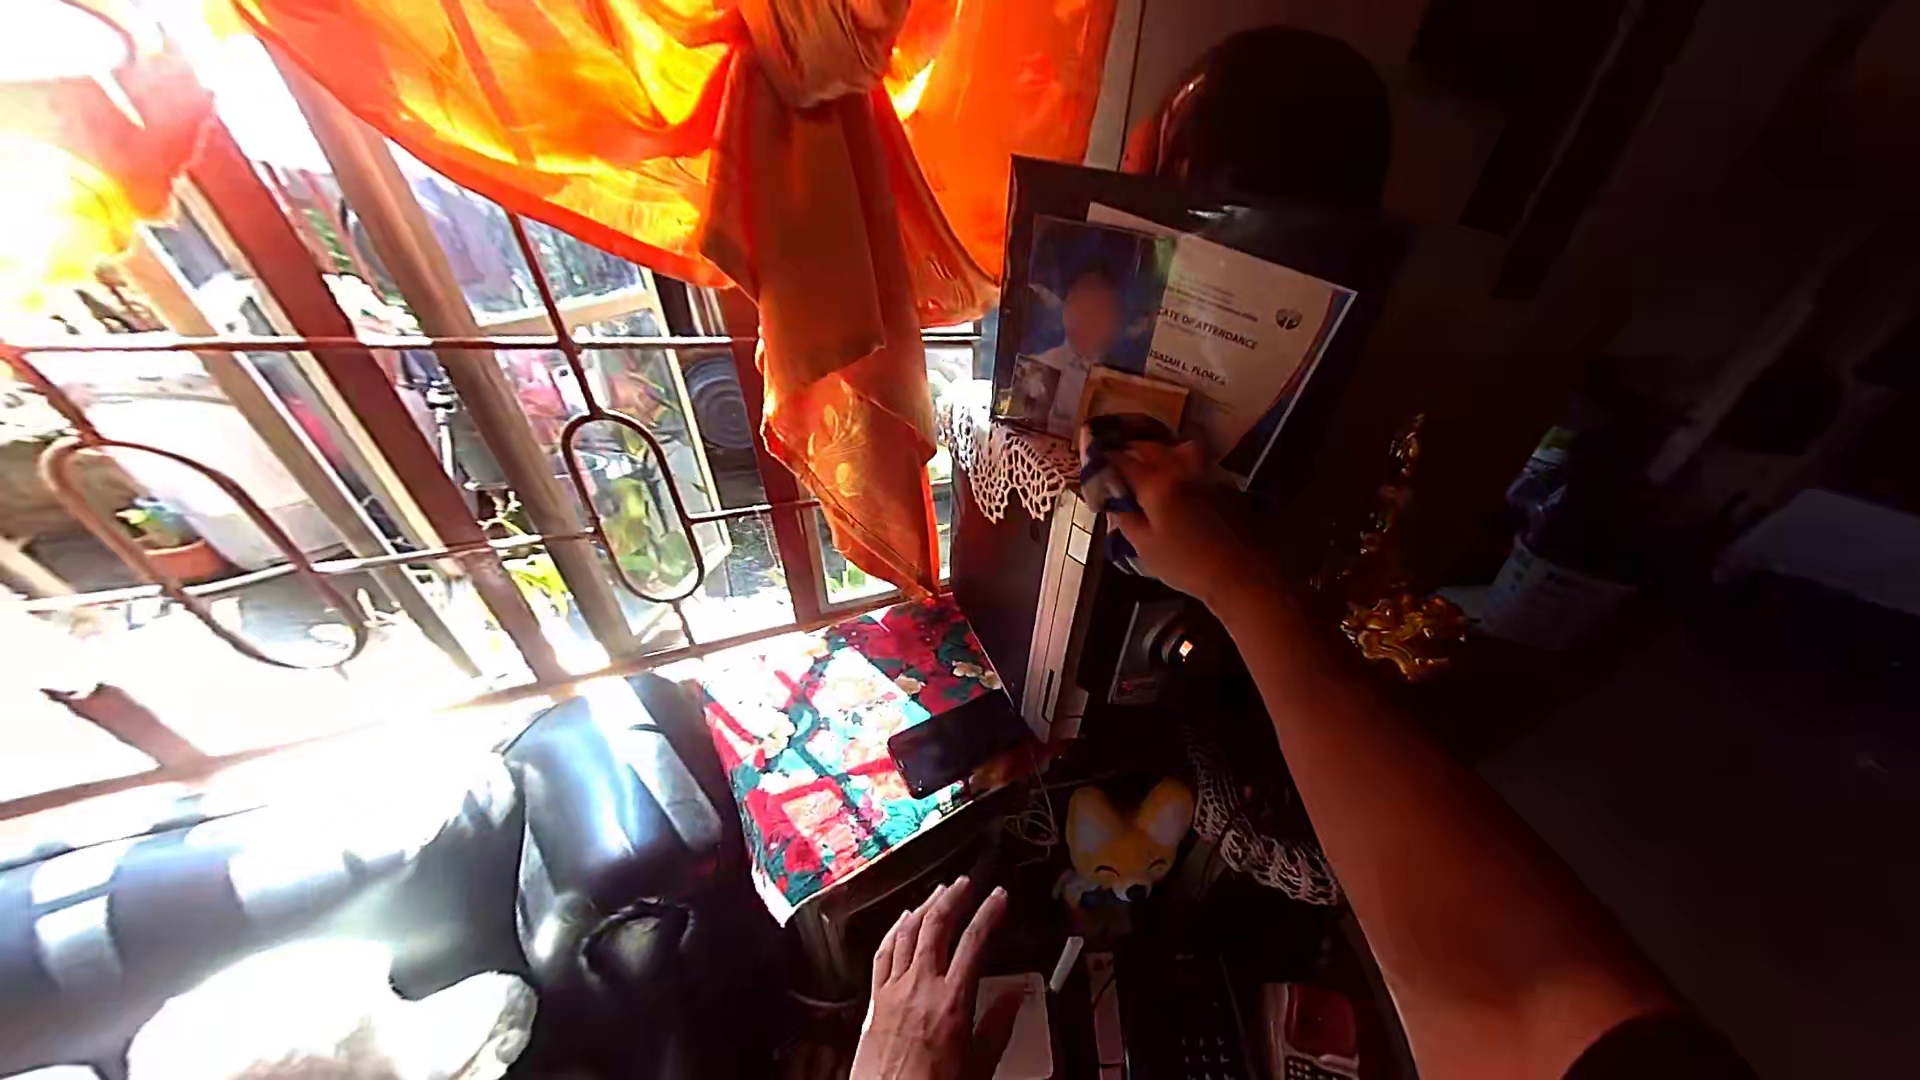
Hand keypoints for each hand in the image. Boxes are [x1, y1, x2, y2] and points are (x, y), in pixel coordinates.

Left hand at [850, 876, 1011, 1079]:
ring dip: (925, 905)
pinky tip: (902, 919)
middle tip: (966, 883)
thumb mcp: (978, 1069)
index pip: (974, 941)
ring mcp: (894, 989)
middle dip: (953, 896)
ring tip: (938, 891)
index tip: (999, 897)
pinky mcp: (874, 1000)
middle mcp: (920, 986)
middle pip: (937, 924)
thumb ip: (998, 1027)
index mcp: (951, 1002)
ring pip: (908, 930)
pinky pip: (883, 952)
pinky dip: (894, 929)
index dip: (989, 913)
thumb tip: (1017, 996)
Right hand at [1105, 439, 1270, 608]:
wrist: (1242, 573)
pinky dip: (1182, 466)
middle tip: (1120, 459)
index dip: (1108, 459)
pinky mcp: (1225, 487)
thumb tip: (1116, 505)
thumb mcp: (1146, 548)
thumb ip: (1127, 521)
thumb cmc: (1187, 564)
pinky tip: (1179, 483)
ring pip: (1180, 449)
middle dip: (1133, 450)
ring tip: (1152, 464)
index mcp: (1157, 485)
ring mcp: (1207, 476)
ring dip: (1162, 451)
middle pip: (1153, 448)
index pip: (1125, 462)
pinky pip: (1198, 465)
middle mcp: (1181, 471)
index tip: (1097, 460)